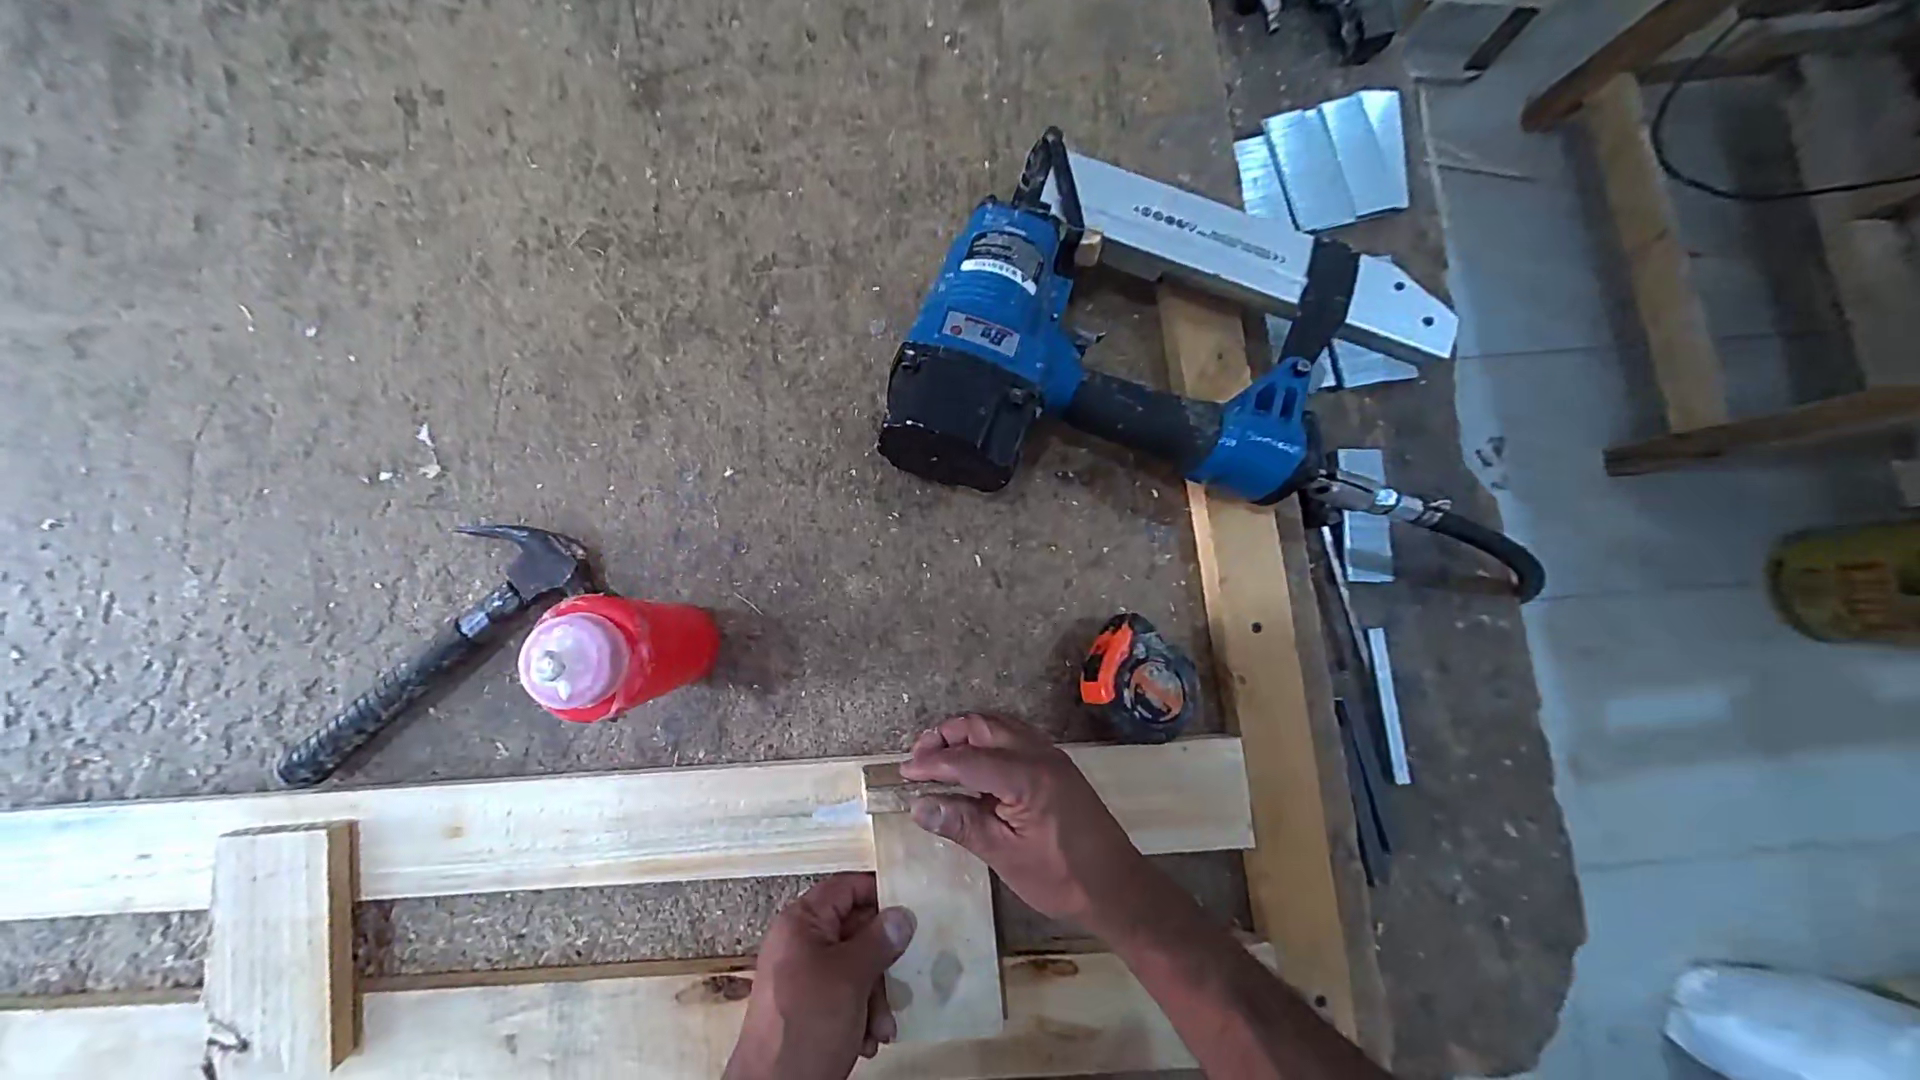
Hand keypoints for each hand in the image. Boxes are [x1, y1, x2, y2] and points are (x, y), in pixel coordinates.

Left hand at [723, 873, 915, 1079]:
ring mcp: (803, 975)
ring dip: (876, 995)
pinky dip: (861, 1013)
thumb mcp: (851, 976)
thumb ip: (880, 939)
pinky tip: (868, 1039)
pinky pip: (844, 993)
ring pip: (855, 965)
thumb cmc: (808, 1024)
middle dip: (882, 960)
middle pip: (855, 930)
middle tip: (902, 980)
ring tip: (882, 1027)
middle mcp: (801, 942)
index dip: (879, 892)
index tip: (912, 907)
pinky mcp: (807, 1006)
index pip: (846, 887)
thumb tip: (903, 914)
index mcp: (802, 922)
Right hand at [898, 713, 1151, 933]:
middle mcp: (1040, 754)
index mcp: (1028, 776)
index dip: (932, 763)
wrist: (1118, 887)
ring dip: (967, 734)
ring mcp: (1051, 756)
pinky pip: (1015, 737)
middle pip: (985, 726)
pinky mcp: (1056, 765)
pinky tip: (974, 764)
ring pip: (1000, 726)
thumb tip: (918, 805)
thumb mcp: (1006, 856)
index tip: (904, 772)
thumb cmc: (1062, 878)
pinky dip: (988, 741)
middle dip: (947, 735)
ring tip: (939, 756)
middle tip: (918, 757)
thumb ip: (962, 823)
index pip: (968, 759)